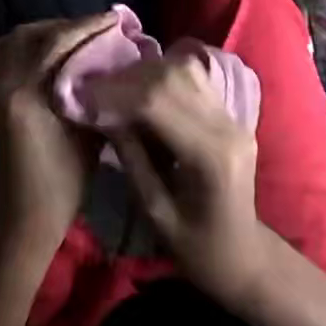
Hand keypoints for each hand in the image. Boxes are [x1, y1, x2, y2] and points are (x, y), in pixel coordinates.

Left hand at [0, 12, 118, 254]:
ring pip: (12, 41)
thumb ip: (95, 95)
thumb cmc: (61, 188)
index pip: (55, 42)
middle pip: (30, 34)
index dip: (86, 25)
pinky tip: (49, 57)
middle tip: (95, 29)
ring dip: (42, 33)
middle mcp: (2, 84)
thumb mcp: (88, 140)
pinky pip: (3, 55)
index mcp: (25, 94)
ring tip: (73, 38)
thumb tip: (112, 64)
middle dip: (65, 26)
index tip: (112, 18)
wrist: (20, 222)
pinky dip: (25, 46)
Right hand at [88, 53, 274, 308]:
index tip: (81, 96)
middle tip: (92, 88)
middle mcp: (228, 127)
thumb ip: (130, 156)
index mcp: (211, 157)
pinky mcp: (230, 113)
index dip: (114, 93)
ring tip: (114, 86)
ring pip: (183, 69)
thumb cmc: (196, 248)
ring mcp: (233, 117)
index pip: (157, 103)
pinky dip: (160, 73)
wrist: (243, 257)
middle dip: (125, 78)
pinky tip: (139, 87)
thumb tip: (98, 112)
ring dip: (142, 71)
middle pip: (171, 77)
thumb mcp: (153, 211)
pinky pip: (193, 77)